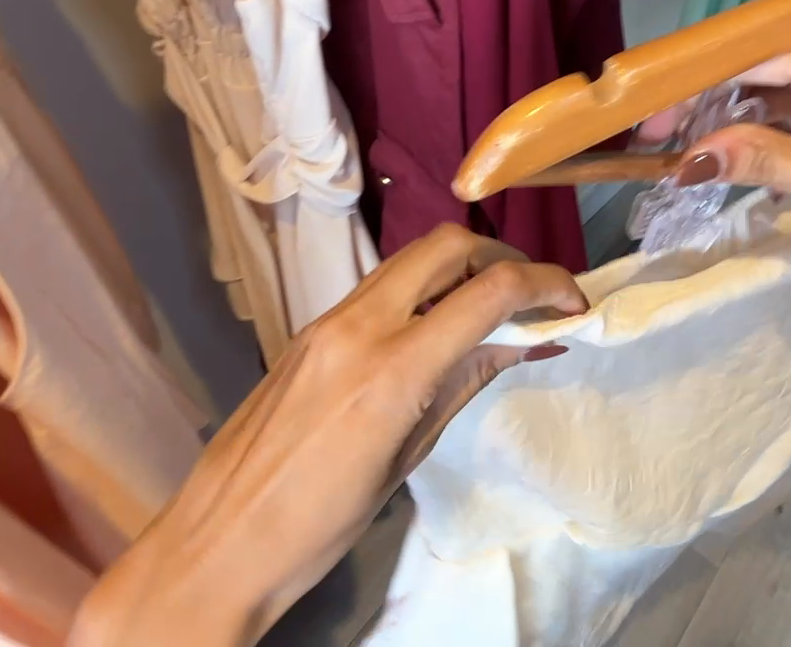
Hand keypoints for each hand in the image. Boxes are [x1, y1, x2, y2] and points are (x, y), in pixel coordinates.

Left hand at [70, 226, 586, 646]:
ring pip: (413, 256)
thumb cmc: (322, 525)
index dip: (545, 284)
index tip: (574, 302)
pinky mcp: (313, 325)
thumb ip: (469, 380)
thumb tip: (529, 340)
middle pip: (449, 245)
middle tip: (532, 294)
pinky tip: (440, 322)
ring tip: (492, 303)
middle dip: (503, 256)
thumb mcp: (410, 456)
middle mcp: (360, 323)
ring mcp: (330, 318)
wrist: (216, 544)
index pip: (489, 292)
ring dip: (464, 264)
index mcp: (392, 369)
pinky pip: (384, 283)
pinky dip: (427, 284)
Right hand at [639, 26, 790, 288]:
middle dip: (705, 106)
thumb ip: (773, 164)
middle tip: (654, 149)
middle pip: (758, 69)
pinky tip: (741, 158)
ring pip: (777, 89)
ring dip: (734, 122)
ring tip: (684, 157)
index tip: (643, 127)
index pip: (749, 61)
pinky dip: (771, 133)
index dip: (690, 91)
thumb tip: (691, 158)